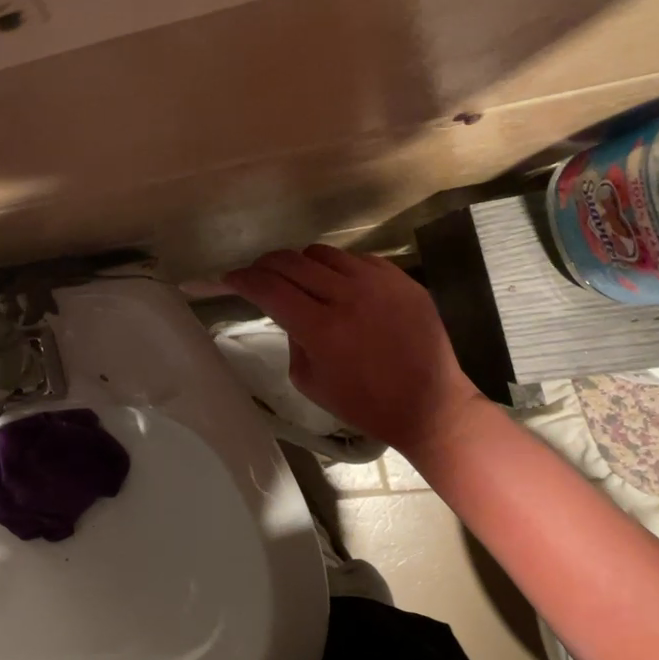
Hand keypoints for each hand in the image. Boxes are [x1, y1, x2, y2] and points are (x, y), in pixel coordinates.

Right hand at [224, 246, 487, 456]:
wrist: (430, 406)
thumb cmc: (363, 403)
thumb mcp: (308, 379)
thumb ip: (291, 338)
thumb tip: (287, 309)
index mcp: (321, 328)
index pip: (267, 288)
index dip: (240, 279)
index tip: (227, 278)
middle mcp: (348, 296)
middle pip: (290, 261)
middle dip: (264, 265)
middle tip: (257, 275)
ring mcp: (378, 283)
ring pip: (321, 253)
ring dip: (300, 263)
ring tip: (299, 280)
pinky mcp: (401, 280)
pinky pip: (356, 258)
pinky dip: (337, 268)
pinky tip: (338, 286)